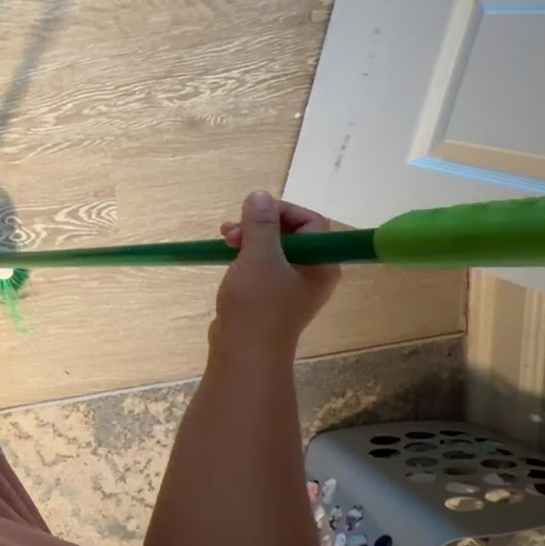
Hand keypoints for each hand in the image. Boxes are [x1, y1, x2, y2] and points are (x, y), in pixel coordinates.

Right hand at [213, 191, 339, 351]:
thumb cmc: (257, 304)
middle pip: (291, 234)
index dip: (282, 211)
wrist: (244, 350)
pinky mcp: (270, 296)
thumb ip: (260, 225)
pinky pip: (262, 265)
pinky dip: (245, 256)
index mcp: (321, 263)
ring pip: (273, 249)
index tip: (251, 212)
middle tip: (230, 230)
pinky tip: (227, 258)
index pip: (311, 222)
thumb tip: (259, 196)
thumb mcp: (258, 258)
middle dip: (260, 225)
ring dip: (248, 239)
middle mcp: (312, 273)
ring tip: (223, 242)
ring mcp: (291, 286)